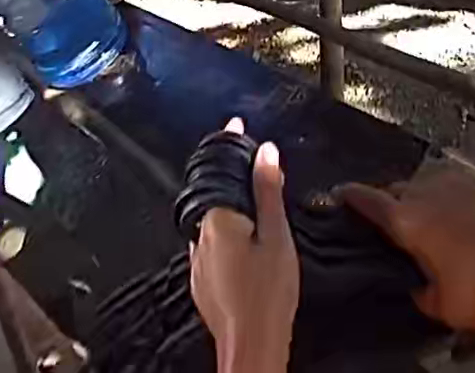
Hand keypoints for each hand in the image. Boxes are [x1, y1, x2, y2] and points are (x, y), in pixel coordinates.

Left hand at [189, 119, 298, 372]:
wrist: (252, 348)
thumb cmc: (267, 294)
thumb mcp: (277, 233)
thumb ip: (268, 190)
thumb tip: (265, 152)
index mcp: (217, 219)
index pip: (218, 169)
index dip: (229, 144)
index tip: (236, 126)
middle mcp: (200, 236)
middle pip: (217, 192)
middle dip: (237, 178)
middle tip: (262, 168)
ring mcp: (198, 261)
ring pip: (215, 218)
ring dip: (233, 205)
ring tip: (261, 204)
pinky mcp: (202, 280)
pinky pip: (213, 241)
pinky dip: (229, 230)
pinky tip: (248, 240)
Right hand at [341, 167, 474, 330]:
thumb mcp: (445, 307)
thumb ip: (419, 294)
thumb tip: (415, 287)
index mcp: (408, 218)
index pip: (367, 200)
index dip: (348, 198)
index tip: (334, 195)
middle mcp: (424, 189)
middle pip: (391, 189)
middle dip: (382, 203)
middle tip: (379, 225)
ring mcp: (451, 180)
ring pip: (418, 184)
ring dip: (411, 199)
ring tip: (416, 225)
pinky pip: (442, 185)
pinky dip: (437, 198)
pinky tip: (448, 220)